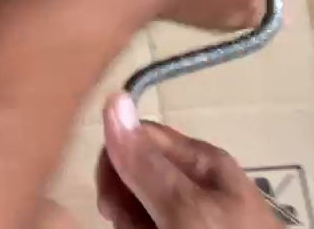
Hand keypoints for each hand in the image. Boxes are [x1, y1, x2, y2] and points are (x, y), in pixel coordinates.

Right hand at [96, 94, 281, 228]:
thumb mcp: (187, 214)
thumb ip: (147, 163)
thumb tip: (114, 97)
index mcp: (204, 164)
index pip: (140, 137)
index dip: (116, 164)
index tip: (108, 205)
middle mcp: (201, 186)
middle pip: (139, 177)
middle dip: (126, 208)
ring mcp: (200, 222)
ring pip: (143, 214)